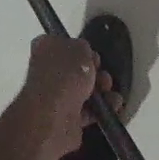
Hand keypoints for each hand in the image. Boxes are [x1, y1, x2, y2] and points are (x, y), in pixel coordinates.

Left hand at [14, 34, 117, 159]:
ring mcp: (55, 95)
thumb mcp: (80, 48)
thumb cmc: (65, 74)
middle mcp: (46, 70)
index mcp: (43, 47)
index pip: (63, 42)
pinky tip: (114, 106)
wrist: (54, 116)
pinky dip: (101, 109)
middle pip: (75, 68)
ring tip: (112, 94)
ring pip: (82, 89)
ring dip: (101, 90)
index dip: (81, 48)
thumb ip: (84, 48)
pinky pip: (86, 110)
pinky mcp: (65, 117)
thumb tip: (84, 55)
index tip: (94, 55)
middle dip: (95, 72)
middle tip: (105, 76)